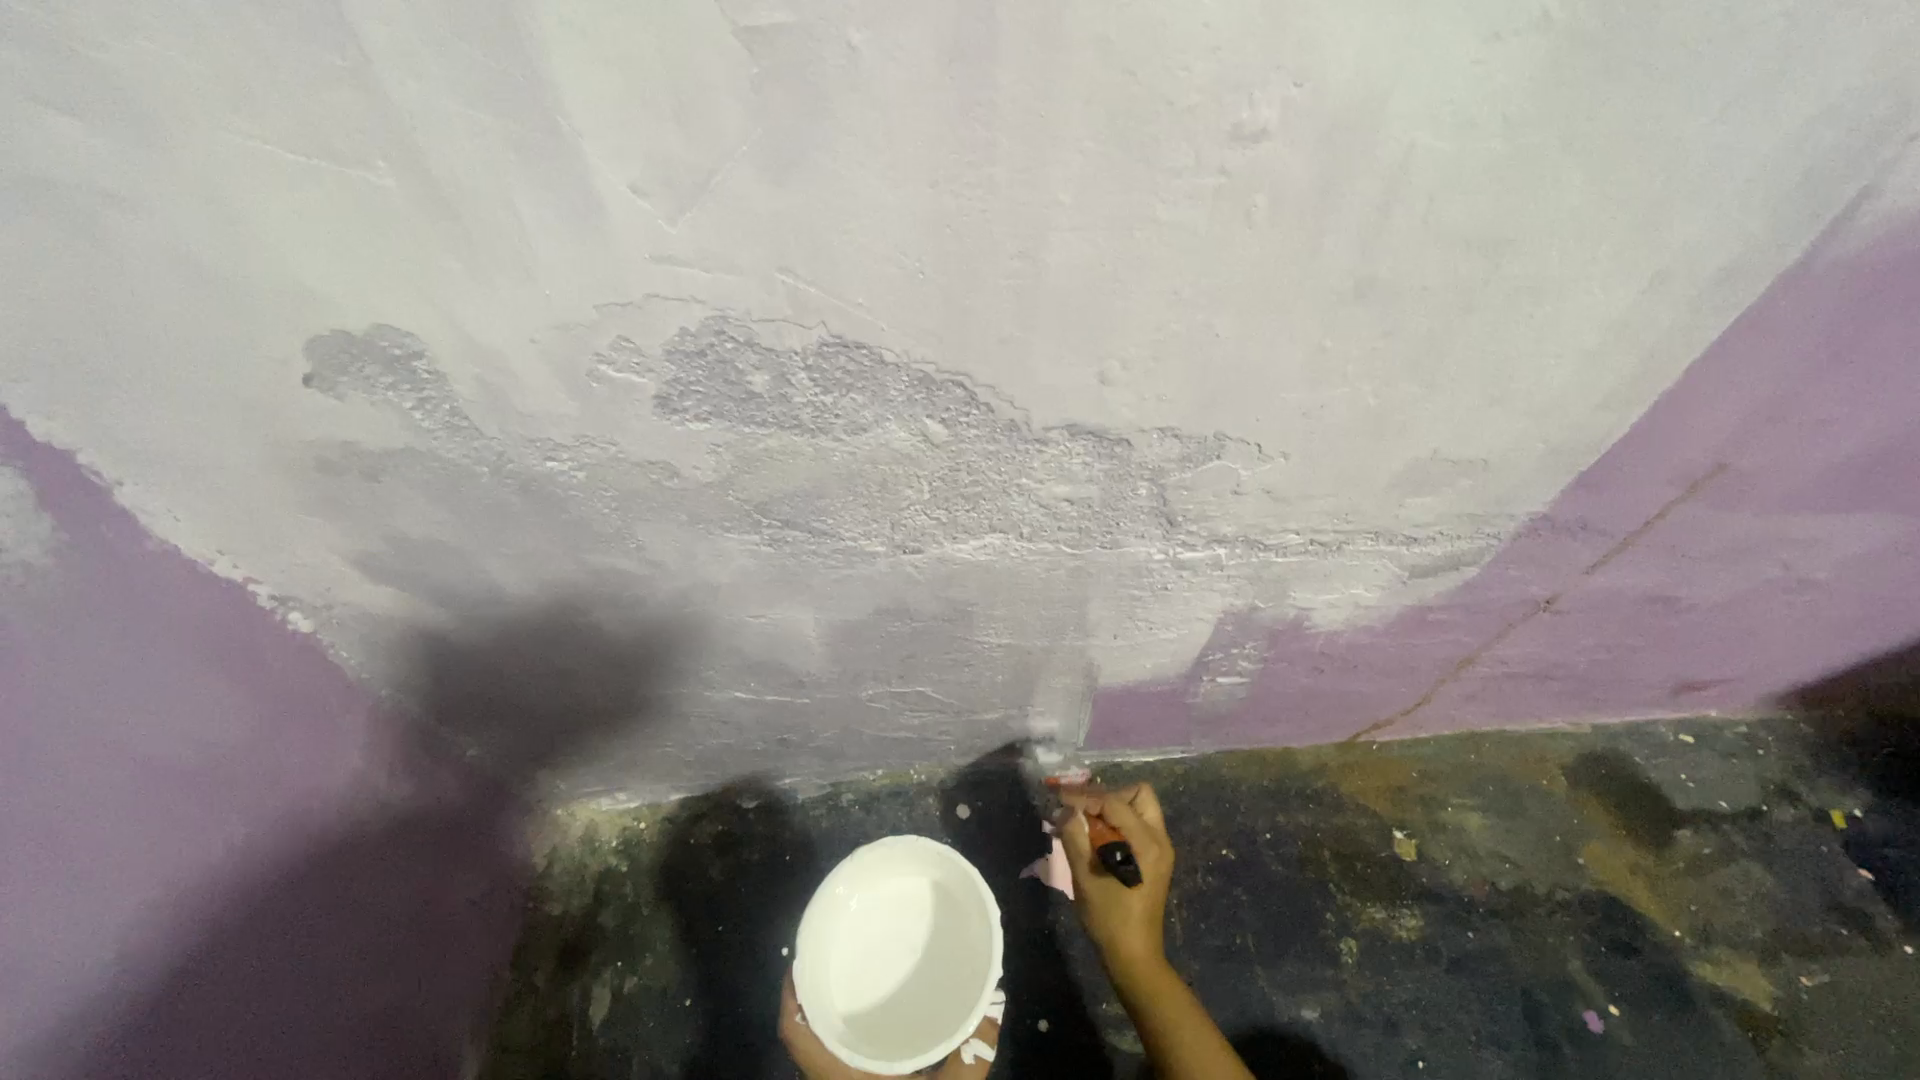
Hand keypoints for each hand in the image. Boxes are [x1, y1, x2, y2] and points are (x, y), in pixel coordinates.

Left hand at [779, 969, 999, 1079]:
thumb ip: (973, 1051)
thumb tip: (996, 999)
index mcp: (837, 1077)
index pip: (793, 1032)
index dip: (790, 993)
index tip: (805, 957)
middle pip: (801, 1038)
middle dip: (811, 999)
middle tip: (835, 959)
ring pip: (815, 1054)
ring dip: (824, 1023)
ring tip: (848, 984)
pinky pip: (829, 1065)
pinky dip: (838, 1044)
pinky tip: (864, 1031)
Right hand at [1060, 783, 1173, 975]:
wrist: (1134, 955)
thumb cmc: (1109, 919)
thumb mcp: (1085, 877)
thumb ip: (1075, 837)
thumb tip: (1065, 810)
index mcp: (1146, 843)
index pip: (1114, 802)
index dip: (1085, 796)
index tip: (1059, 798)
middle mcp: (1160, 839)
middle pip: (1138, 794)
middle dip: (1106, 796)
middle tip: (1080, 810)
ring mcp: (1161, 848)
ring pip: (1139, 806)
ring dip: (1112, 807)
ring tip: (1086, 822)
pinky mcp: (1155, 857)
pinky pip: (1138, 823)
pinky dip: (1117, 821)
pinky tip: (1096, 836)